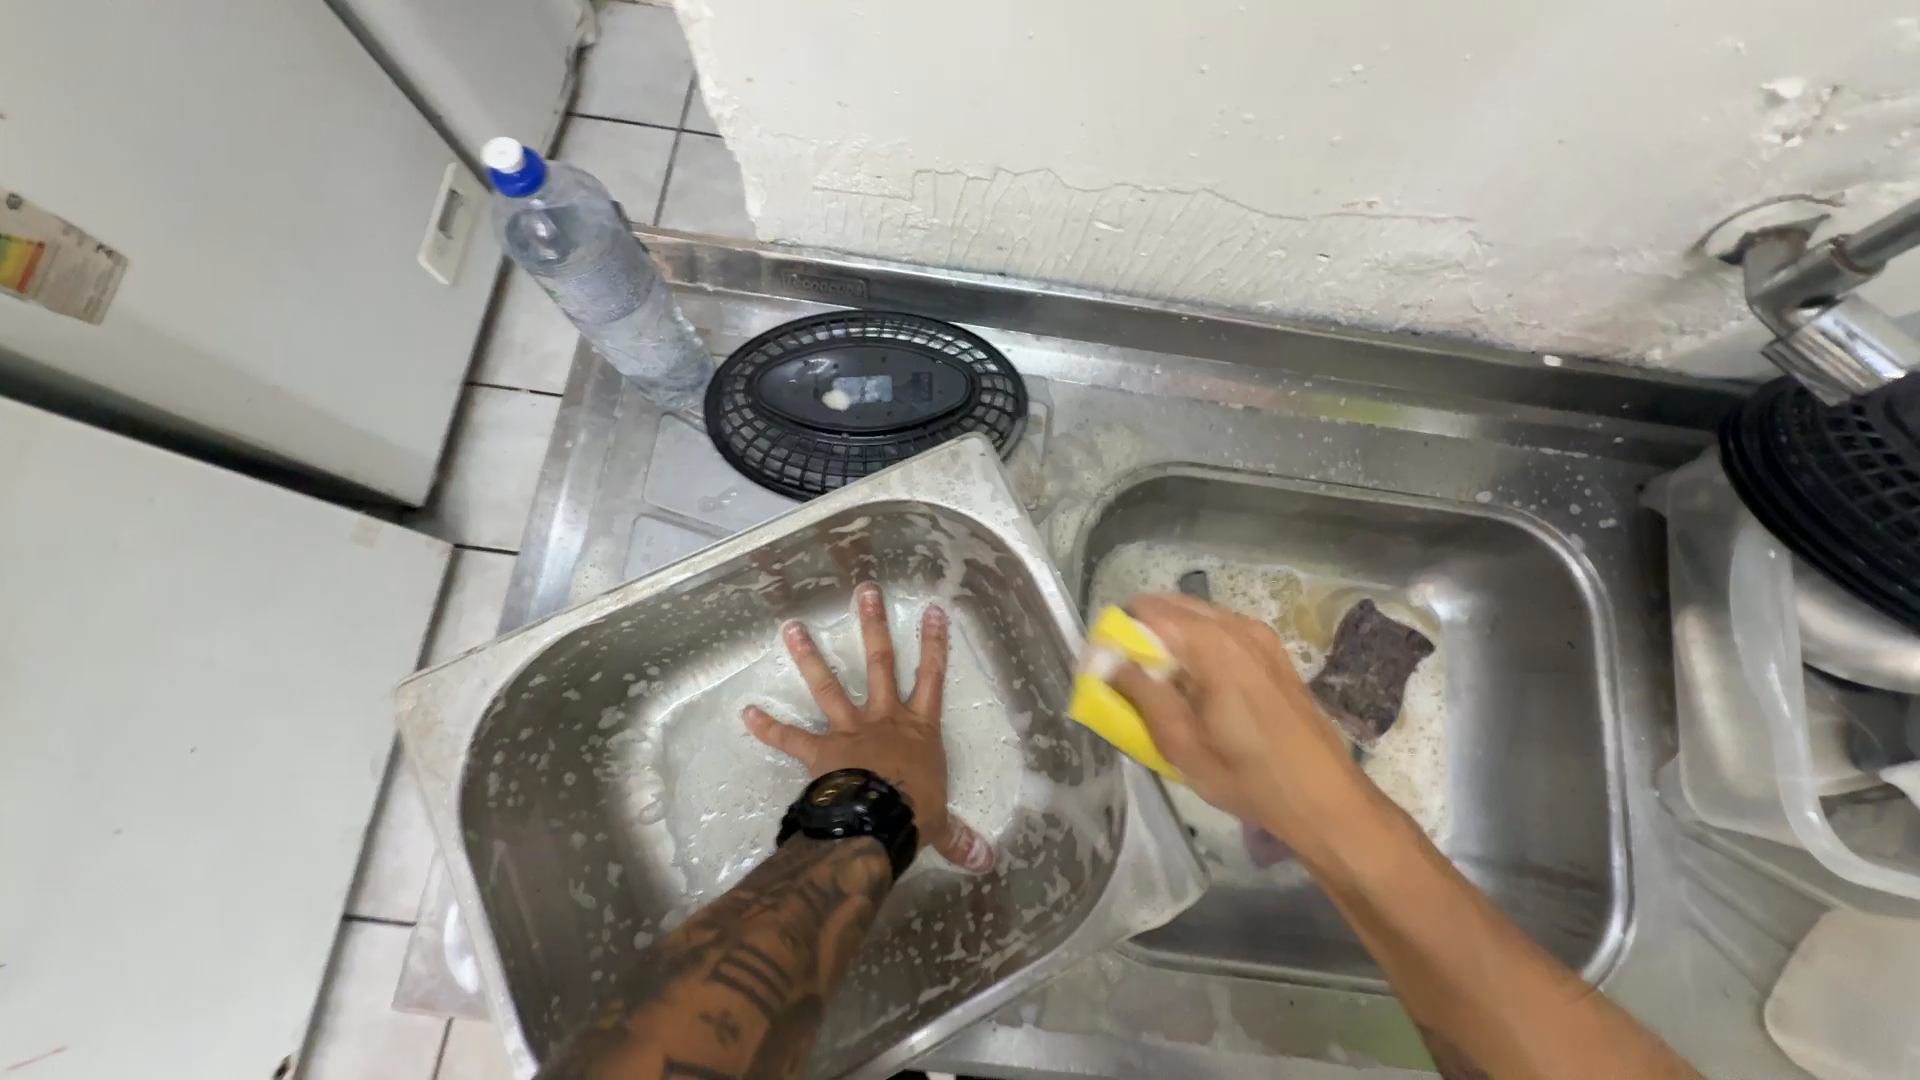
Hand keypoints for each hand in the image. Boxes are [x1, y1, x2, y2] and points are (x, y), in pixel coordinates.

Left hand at [743, 583, 994, 872]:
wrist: (876, 825)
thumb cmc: (913, 815)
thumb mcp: (939, 822)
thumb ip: (959, 836)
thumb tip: (986, 861)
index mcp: (918, 729)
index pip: (932, 678)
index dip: (935, 644)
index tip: (932, 610)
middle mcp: (884, 719)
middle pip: (881, 663)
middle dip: (874, 626)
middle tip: (865, 592)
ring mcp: (850, 730)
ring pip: (830, 686)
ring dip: (810, 656)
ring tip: (792, 626)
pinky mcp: (820, 750)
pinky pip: (792, 737)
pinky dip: (769, 727)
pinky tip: (747, 712)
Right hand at [1111, 593, 1381, 858]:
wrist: (1323, 799)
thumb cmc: (1246, 776)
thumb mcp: (1180, 742)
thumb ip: (1140, 691)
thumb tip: (1103, 658)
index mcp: (1212, 645)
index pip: (1145, 611)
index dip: (1116, 635)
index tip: (1104, 668)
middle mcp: (1236, 626)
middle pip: (1169, 606)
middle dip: (1139, 635)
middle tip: (1128, 679)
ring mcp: (1259, 636)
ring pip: (1194, 616)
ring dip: (1167, 641)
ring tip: (1161, 687)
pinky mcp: (1271, 651)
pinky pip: (1218, 631)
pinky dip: (1195, 646)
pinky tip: (1197, 688)